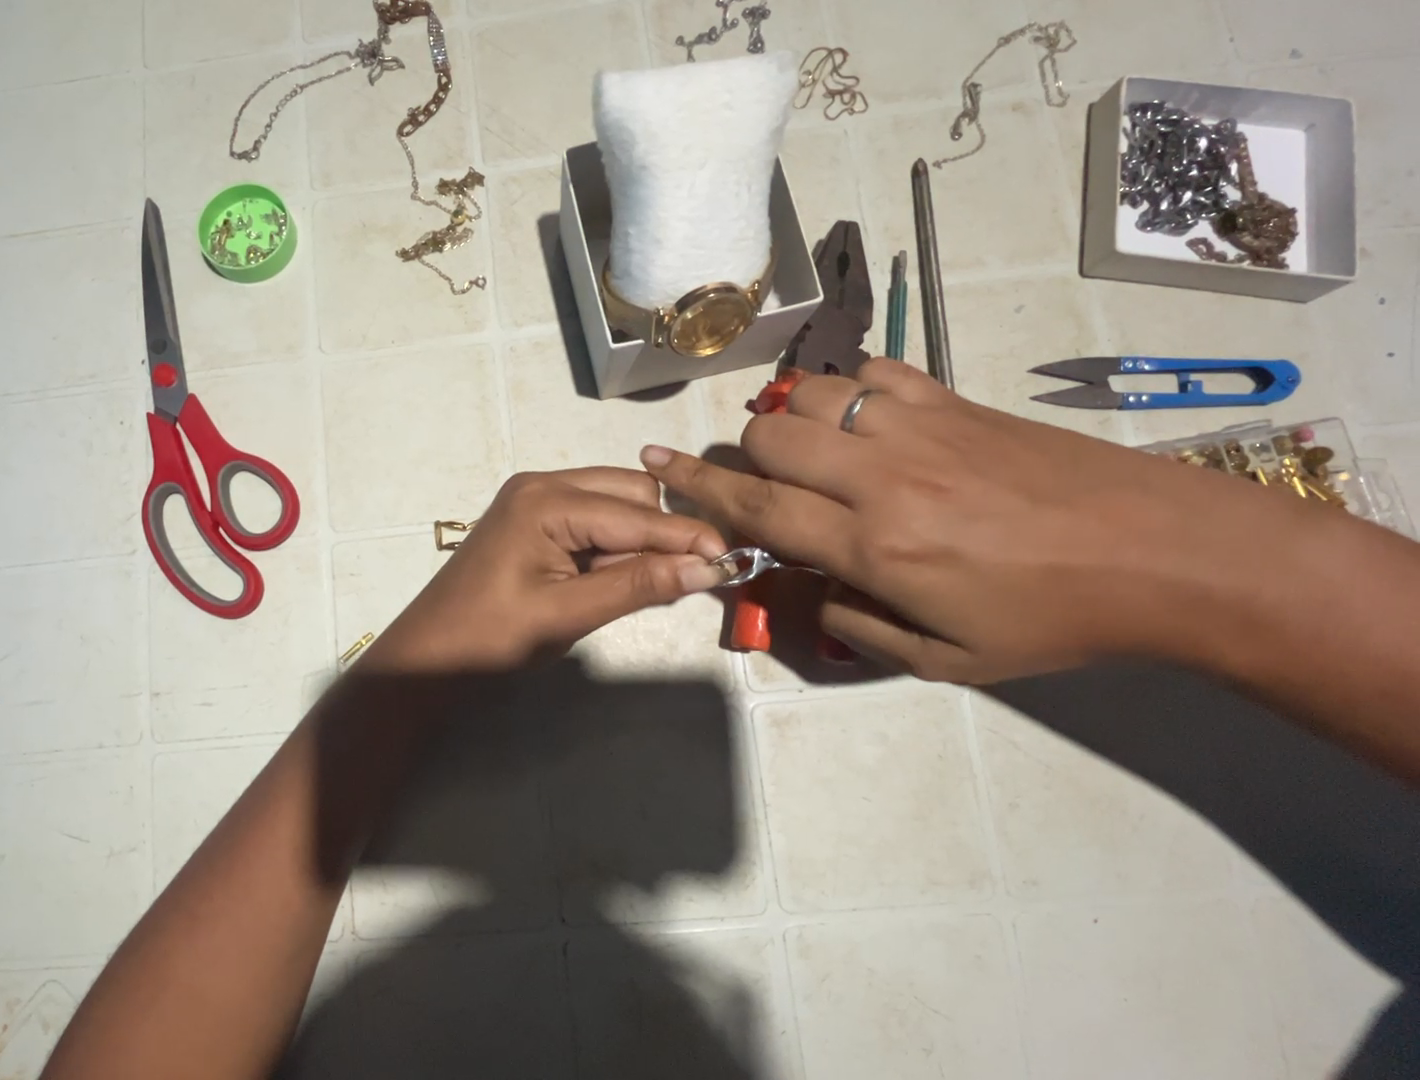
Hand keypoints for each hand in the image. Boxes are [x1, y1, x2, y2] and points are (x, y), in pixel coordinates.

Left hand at [363, 468, 730, 671]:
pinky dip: (610, 544)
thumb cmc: (491, 638)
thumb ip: (637, 586)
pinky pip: (590, 517)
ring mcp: (533, 498)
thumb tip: (707, 567)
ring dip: (634, 540)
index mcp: (545, 501)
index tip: (735, 560)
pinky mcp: (531, 518)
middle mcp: (541, 484)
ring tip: (623, 588)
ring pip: (613, 503)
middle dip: (657, 535)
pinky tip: (604, 578)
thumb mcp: (568, 614)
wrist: (430, 656)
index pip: (635, 514)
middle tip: (668, 585)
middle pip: (629, 494)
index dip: (686, 538)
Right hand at [643, 357, 1331, 682]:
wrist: (1164, 554)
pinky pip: (871, 370)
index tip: (654, 466)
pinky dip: (846, 389)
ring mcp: (918, 426)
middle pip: (770, 437)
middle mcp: (880, 475)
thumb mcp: (941, 658)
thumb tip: (804, 583)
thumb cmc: (1048, 620)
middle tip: (766, 484)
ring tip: (812, 449)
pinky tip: (863, 418)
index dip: (695, 487)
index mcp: (872, 545)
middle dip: (747, 458)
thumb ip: (852, 622)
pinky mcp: (953, 400)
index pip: (756, 506)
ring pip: (810, 394)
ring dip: (791, 420)